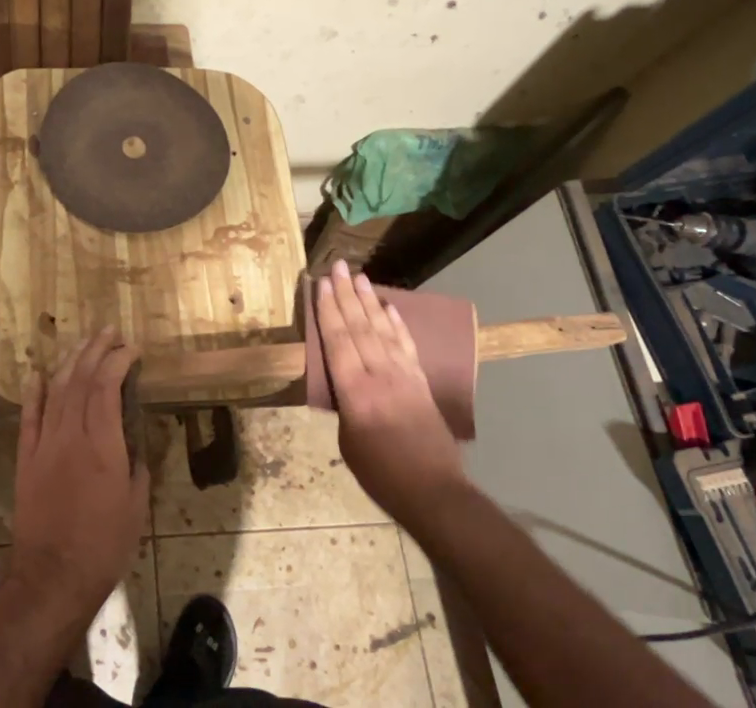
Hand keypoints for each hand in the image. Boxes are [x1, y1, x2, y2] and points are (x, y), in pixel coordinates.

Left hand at [8, 327, 149, 620]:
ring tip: (83, 345)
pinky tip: (37, 375)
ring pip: (55, 391)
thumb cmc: (104, 546)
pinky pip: (28, 417)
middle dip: (94, 351)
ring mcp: (44, 445)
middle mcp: (70, 435)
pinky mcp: (26, 459)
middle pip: (79, 380)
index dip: (118, 361)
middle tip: (108, 332)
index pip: (106, 386)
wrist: (52, 576)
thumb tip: (136, 440)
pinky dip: (34, 393)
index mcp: (102, 445)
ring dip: (69, 363)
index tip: (131, 348)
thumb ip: (137, 465)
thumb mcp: (136, 506)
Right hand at [320, 259, 466, 512]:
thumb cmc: (381, 473)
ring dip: (369, 301)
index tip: (322, 283)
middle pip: (360, 327)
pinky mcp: (421, 382)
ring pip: (383, 330)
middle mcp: (380, 375)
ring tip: (360, 277)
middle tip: (338, 266)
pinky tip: (390, 307)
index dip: (329, 310)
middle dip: (347, 295)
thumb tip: (343, 383)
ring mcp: (404, 376)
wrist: (433, 490)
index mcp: (356, 392)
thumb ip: (345, 405)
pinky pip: (405, 345)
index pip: (338, 341)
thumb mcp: (348, 441)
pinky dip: (397, 324)